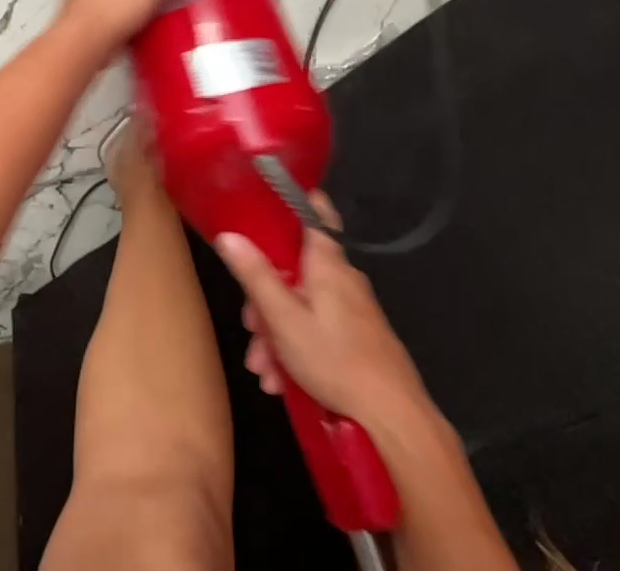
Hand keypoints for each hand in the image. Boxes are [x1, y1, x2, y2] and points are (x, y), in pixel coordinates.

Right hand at [214, 192, 430, 427]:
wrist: (392, 417)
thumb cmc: (335, 360)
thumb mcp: (283, 318)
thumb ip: (255, 275)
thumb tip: (228, 234)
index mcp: (327, 265)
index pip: (316, 214)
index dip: (293, 202)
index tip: (263, 204)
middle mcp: (343, 280)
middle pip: (294, 270)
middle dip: (264, 300)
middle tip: (250, 330)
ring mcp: (352, 310)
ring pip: (300, 306)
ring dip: (275, 334)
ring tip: (264, 372)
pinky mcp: (357, 337)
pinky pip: (316, 330)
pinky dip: (294, 348)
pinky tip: (282, 381)